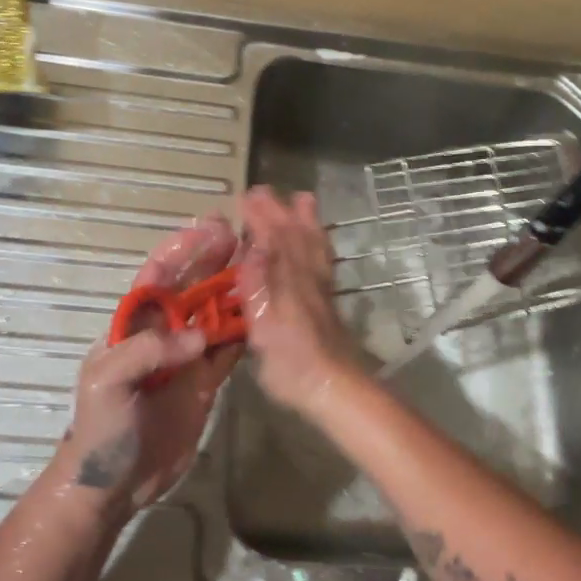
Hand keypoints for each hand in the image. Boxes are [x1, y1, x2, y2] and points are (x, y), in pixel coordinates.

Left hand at [54, 215, 242, 514]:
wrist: (113, 484)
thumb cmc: (100, 428)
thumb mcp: (108, 382)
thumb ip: (147, 351)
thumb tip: (197, 337)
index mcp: (133, 325)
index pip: (159, 276)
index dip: (184, 250)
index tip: (213, 227)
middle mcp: (162, 335)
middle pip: (193, 289)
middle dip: (217, 262)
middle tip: (248, 238)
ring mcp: (186, 360)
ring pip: (215, 316)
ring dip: (237, 294)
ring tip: (267, 270)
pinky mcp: (205, 385)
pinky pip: (228, 352)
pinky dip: (245, 334)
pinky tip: (267, 317)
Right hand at [237, 186, 368, 416]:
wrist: (334, 389)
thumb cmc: (292, 366)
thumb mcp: (264, 332)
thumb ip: (258, 290)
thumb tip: (253, 248)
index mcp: (286, 284)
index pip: (272, 240)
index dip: (260, 218)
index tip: (246, 197)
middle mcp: (305, 280)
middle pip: (293, 238)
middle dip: (278, 212)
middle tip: (262, 191)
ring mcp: (319, 290)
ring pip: (313, 246)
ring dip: (305, 221)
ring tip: (302, 200)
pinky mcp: (328, 303)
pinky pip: (324, 262)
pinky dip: (320, 245)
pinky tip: (317, 243)